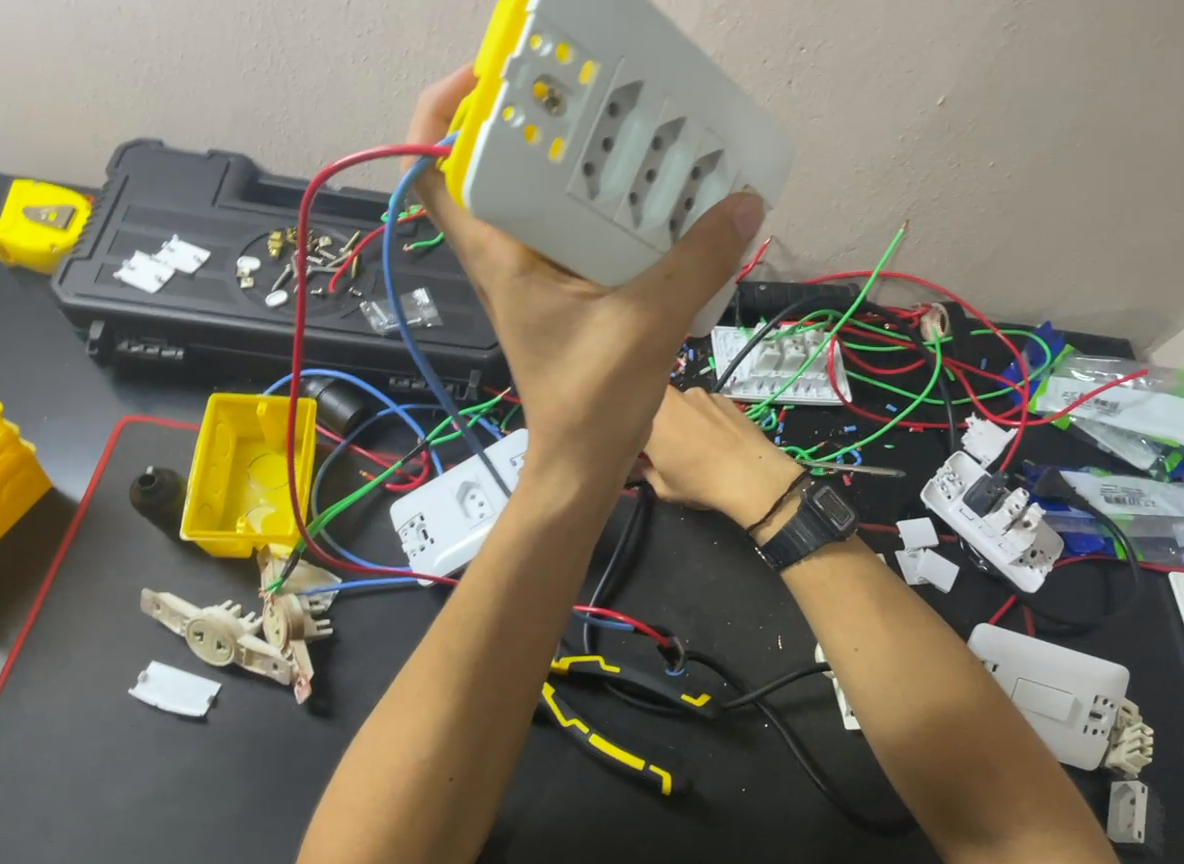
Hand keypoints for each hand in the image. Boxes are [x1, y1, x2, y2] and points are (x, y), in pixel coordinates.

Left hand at [406, 69, 764, 493]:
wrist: (585, 465)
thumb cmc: (592, 401)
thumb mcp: (646, 325)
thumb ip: (696, 262)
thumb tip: (745, 203)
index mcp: (502, 256)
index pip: (438, 171)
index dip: (445, 113)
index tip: (493, 78)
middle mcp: (513, 258)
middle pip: (505, 171)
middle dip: (543, 126)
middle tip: (598, 97)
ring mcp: (542, 278)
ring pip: (553, 203)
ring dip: (589, 169)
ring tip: (642, 137)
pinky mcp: (572, 296)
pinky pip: (588, 236)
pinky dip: (618, 213)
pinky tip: (665, 204)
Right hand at [641, 387, 804, 535]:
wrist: (751, 474)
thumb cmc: (699, 482)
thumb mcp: (665, 488)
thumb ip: (647, 474)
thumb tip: (640, 468)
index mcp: (649, 418)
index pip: (631, 423)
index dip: (634, 439)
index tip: (640, 453)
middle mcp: (672, 398)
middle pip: (657, 406)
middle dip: (658, 423)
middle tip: (666, 447)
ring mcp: (700, 394)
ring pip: (683, 404)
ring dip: (683, 419)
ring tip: (696, 444)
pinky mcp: (723, 397)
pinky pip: (706, 407)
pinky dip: (706, 418)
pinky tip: (716, 439)